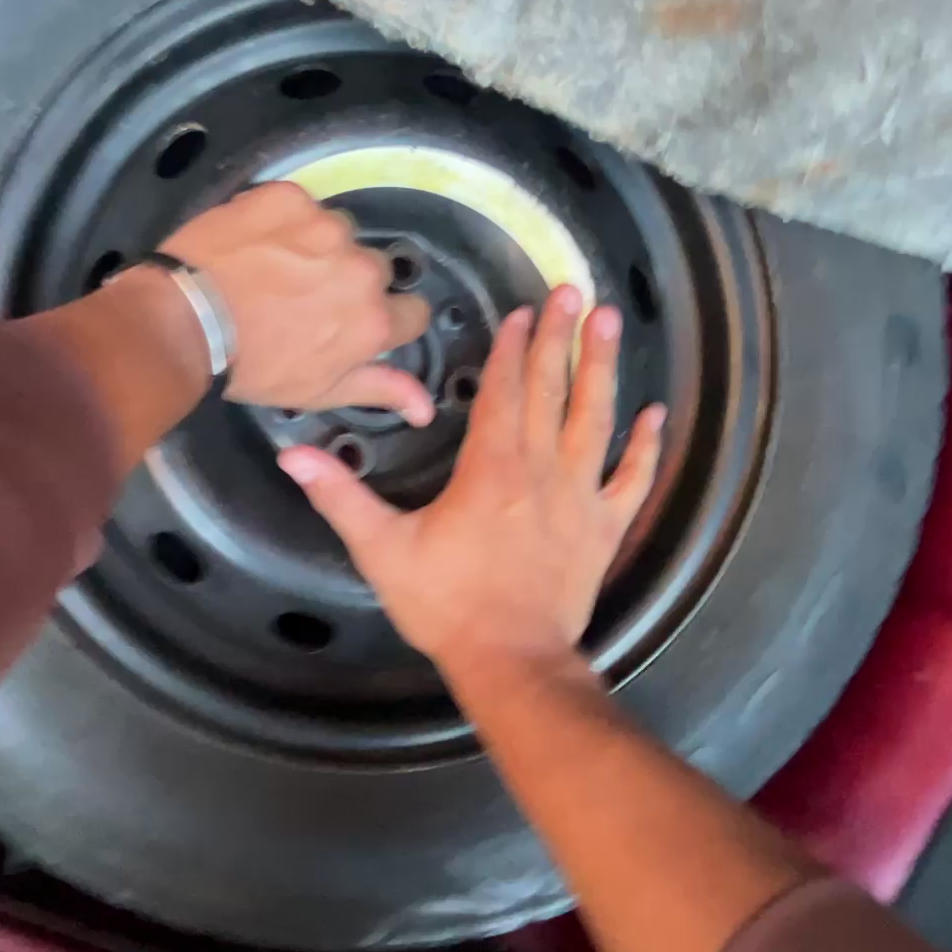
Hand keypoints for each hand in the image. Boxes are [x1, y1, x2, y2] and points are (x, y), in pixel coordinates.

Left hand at [161, 182, 434, 424]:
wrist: (187, 320)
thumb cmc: (254, 367)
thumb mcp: (318, 391)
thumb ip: (378, 389)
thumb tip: (426, 406)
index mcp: (373, 319)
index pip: (413, 313)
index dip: (386, 321)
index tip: (355, 324)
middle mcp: (361, 267)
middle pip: (374, 271)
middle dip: (349, 283)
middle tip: (304, 300)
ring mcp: (325, 225)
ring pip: (339, 234)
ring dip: (318, 248)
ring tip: (275, 269)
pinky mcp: (288, 196)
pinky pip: (301, 205)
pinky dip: (284, 221)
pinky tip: (256, 244)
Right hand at [276, 285, 665, 666]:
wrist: (511, 661)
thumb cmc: (446, 604)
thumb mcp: (382, 549)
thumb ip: (340, 497)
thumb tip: (294, 457)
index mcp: (490, 470)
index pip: (503, 392)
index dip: (512, 348)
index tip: (523, 311)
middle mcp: (540, 471)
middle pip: (551, 391)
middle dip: (559, 338)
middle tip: (572, 291)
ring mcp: (578, 498)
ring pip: (594, 420)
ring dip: (602, 369)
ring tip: (608, 323)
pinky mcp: (602, 528)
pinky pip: (630, 479)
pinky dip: (644, 447)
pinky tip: (656, 415)